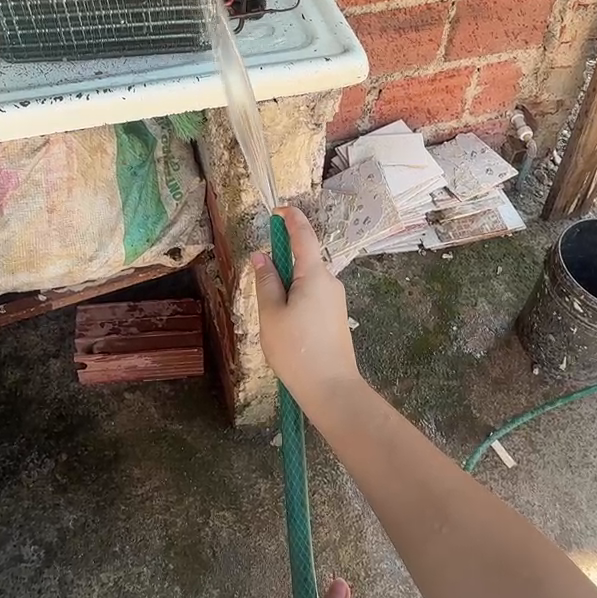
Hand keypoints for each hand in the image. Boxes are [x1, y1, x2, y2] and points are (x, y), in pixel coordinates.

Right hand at [252, 208, 360, 400]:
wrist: (331, 388)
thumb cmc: (297, 349)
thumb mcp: (271, 314)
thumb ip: (266, 281)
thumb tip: (261, 255)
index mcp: (314, 275)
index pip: (303, 235)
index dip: (291, 219)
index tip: (278, 210)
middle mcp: (330, 282)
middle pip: (303, 261)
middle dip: (281, 267)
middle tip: (263, 294)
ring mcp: (335, 300)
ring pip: (306, 282)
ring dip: (287, 289)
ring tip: (274, 323)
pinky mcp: (335, 316)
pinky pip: (312, 297)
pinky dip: (296, 301)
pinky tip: (287, 330)